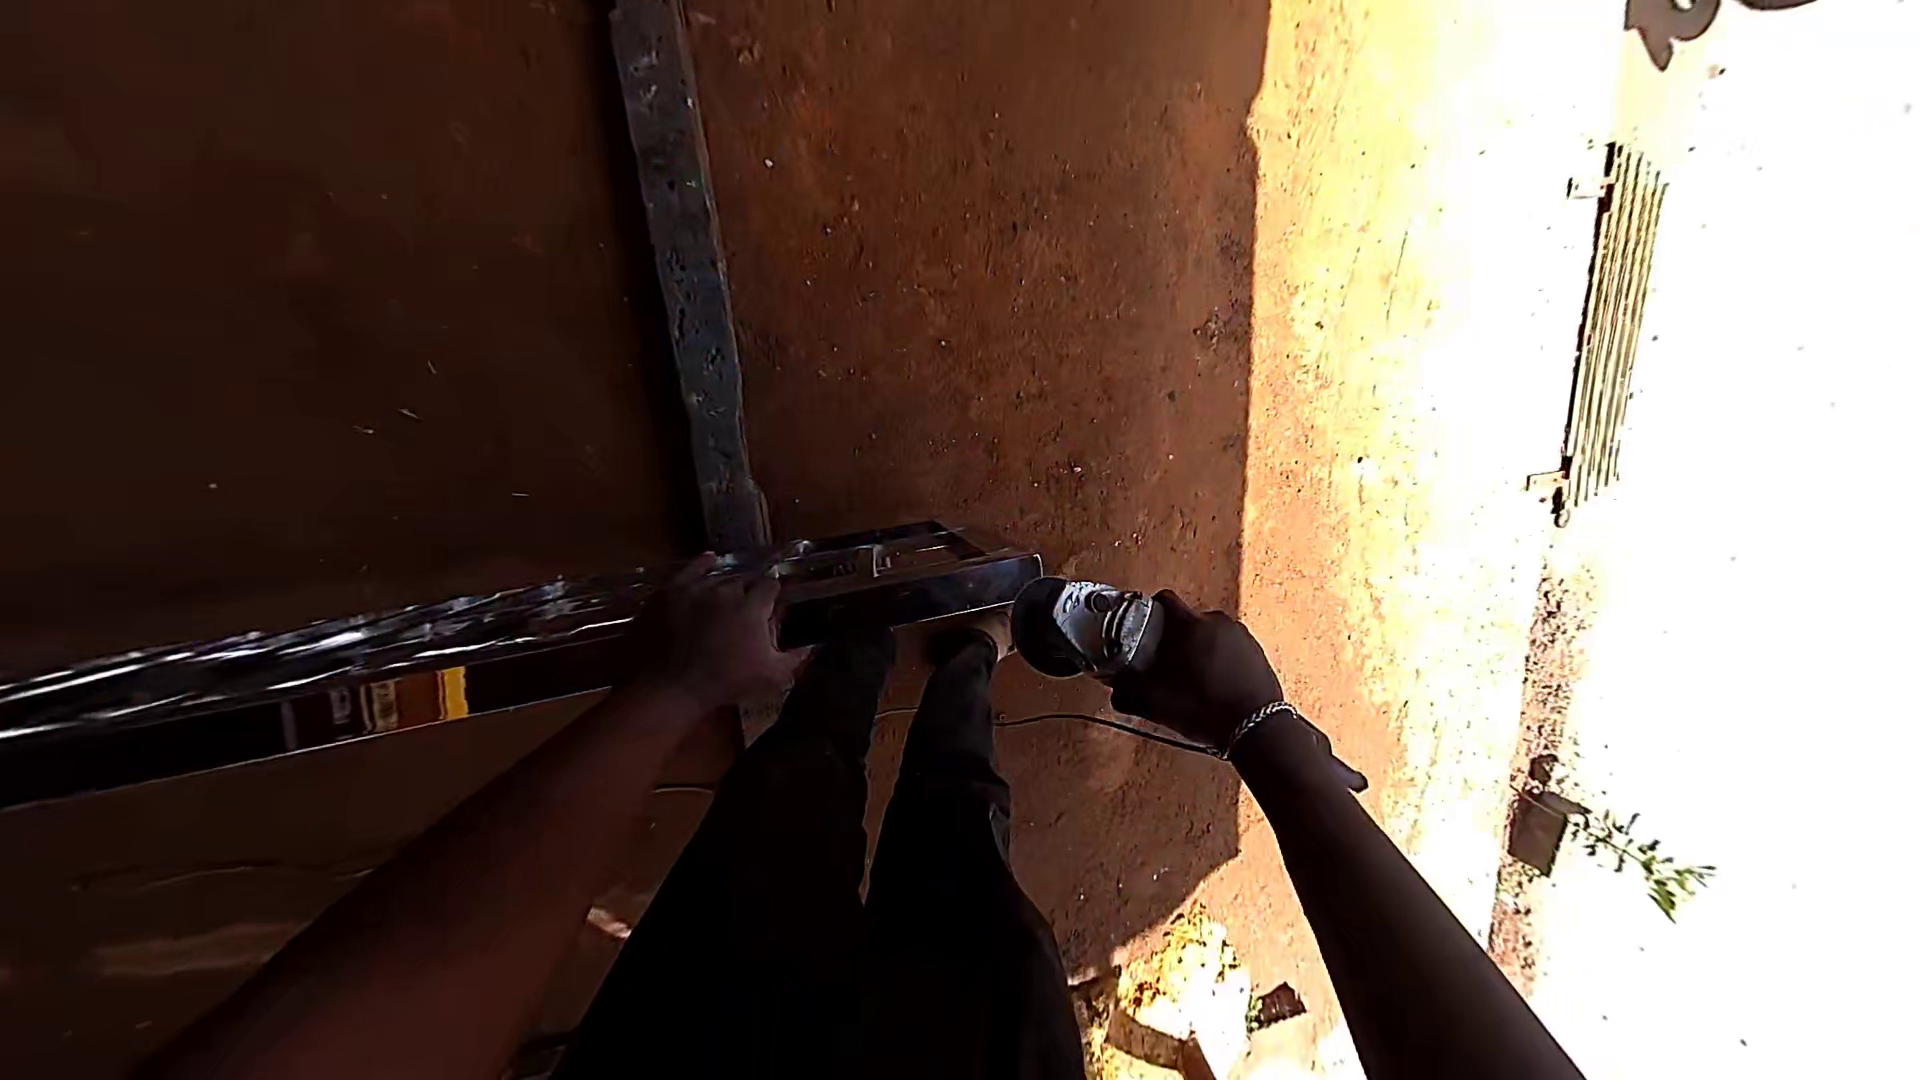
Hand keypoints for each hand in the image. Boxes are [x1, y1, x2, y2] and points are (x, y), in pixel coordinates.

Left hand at [635, 553, 803, 710]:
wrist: (670, 689)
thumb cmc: (725, 683)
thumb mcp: (771, 676)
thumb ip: (795, 658)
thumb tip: (813, 645)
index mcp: (753, 606)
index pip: (771, 586)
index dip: (773, 594)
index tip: (772, 603)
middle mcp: (728, 590)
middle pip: (745, 580)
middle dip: (749, 591)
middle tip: (747, 607)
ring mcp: (697, 588)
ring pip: (719, 576)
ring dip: (726, 585)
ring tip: (726, 595)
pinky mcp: (671, 591)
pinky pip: (690, 570)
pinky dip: (702, 564)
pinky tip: (709, 560)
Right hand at [1109, 591, 1281, 748]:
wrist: (1255, 728)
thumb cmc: (1205, 708)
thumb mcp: (1156, 702)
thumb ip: (1128, 691)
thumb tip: (1116, 688)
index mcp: (1190, 624)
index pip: (1165, 600)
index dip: (1151, 611)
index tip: (1145, 628)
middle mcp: (1217, 622)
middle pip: (1187, 618)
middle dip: (1175, 636)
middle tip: (1166, 661)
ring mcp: (1241, 636)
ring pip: (1209, 633)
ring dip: (1199, 647)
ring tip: (1192, 676)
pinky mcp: (1256, 652)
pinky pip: (1230, 647)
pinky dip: (1220, 659)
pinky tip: (1214, 683)